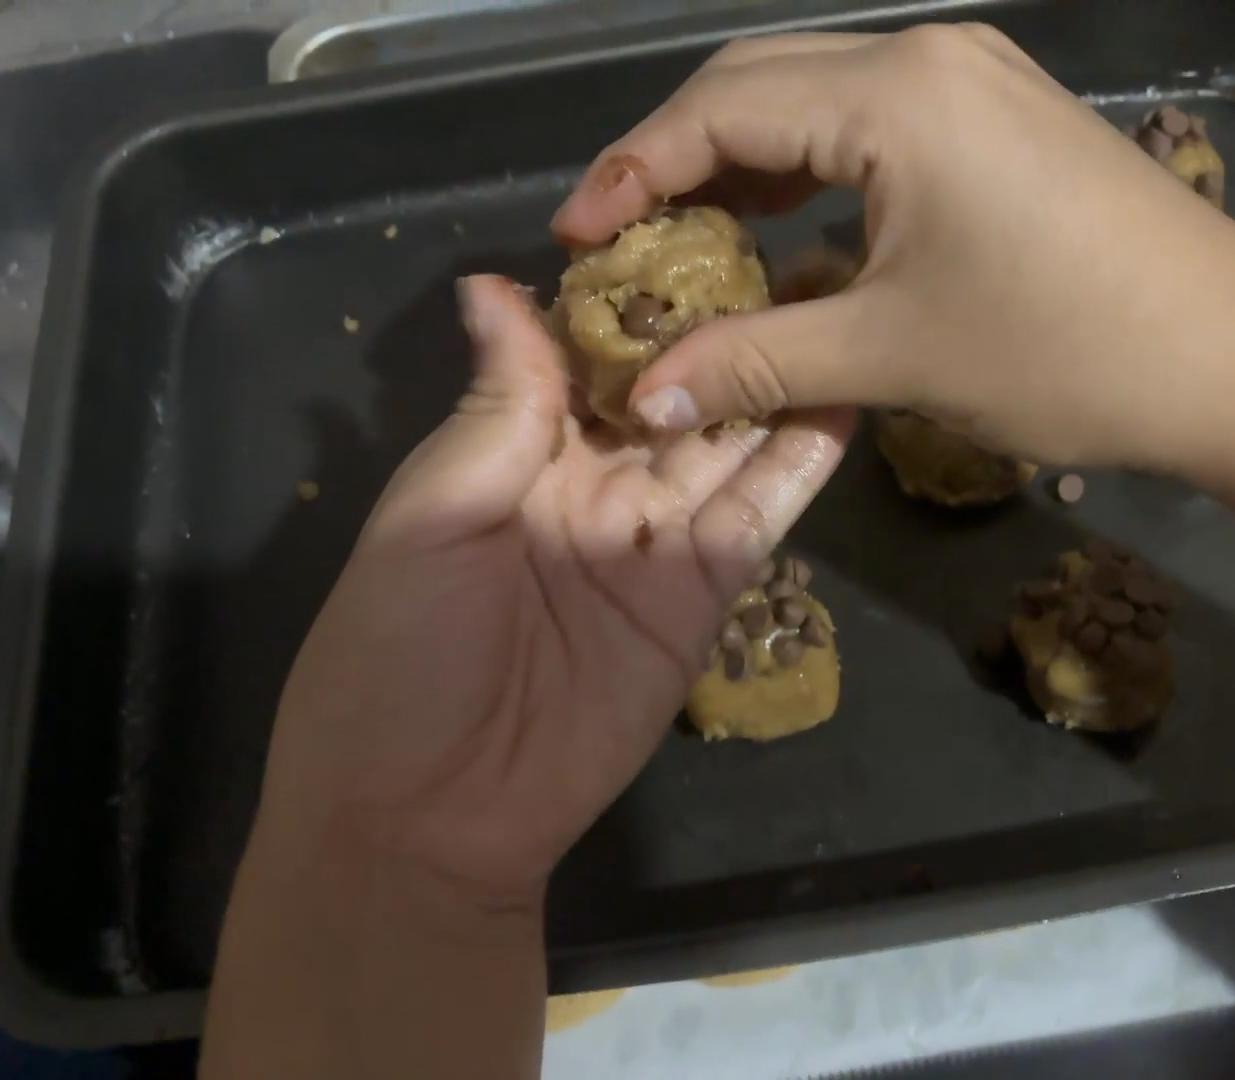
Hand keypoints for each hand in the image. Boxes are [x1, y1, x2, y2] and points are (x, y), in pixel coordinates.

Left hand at [248, 276, 852, 903]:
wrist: (432, 811)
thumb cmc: (397, 656)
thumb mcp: (428, 519)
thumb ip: (495, 412)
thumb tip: (498, 287)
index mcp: (521, 460)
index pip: (590, 362)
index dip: (635, 306)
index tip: (688, 234)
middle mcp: (598, 490)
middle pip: (673, 400)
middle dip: (722, 338)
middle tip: (787, 260)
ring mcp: (658, 543)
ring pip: (727, 449)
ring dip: (774, 388)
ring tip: (830, 314)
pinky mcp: (703, 596)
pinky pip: (755, 519)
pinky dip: (796, 466)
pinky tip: (837, 402)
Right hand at [551, 25, 1234, 474]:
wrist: (1230, 360)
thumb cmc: (1065, 353)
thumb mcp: (891, 357)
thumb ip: (758, 364)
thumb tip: (648, 395)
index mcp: (897, 97)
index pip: (722, 109)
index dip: (633, 170)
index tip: (577, 235)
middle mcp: (928, 60)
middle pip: (759, 88)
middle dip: (676, 161)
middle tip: (624, 242)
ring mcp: (970, 87)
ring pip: (814, 107)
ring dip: (741, 170)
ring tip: (686, 243)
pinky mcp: (995, 129)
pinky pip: (869, 134)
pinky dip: (808, 180)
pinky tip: (783, 232)